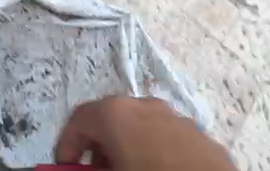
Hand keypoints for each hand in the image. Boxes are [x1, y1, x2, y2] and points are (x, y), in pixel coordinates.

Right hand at [54, 96, 232, 169]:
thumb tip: (80, 170)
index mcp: (116, 113)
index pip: (78, 120)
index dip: (67, 145)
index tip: (65, 168)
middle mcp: (144, 105)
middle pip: (111, 120)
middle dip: (100, 148)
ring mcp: (177, 119)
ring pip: (142, 129)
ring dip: (130, 150)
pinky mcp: (204, 139)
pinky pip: (170, 141)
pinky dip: (159, 155)